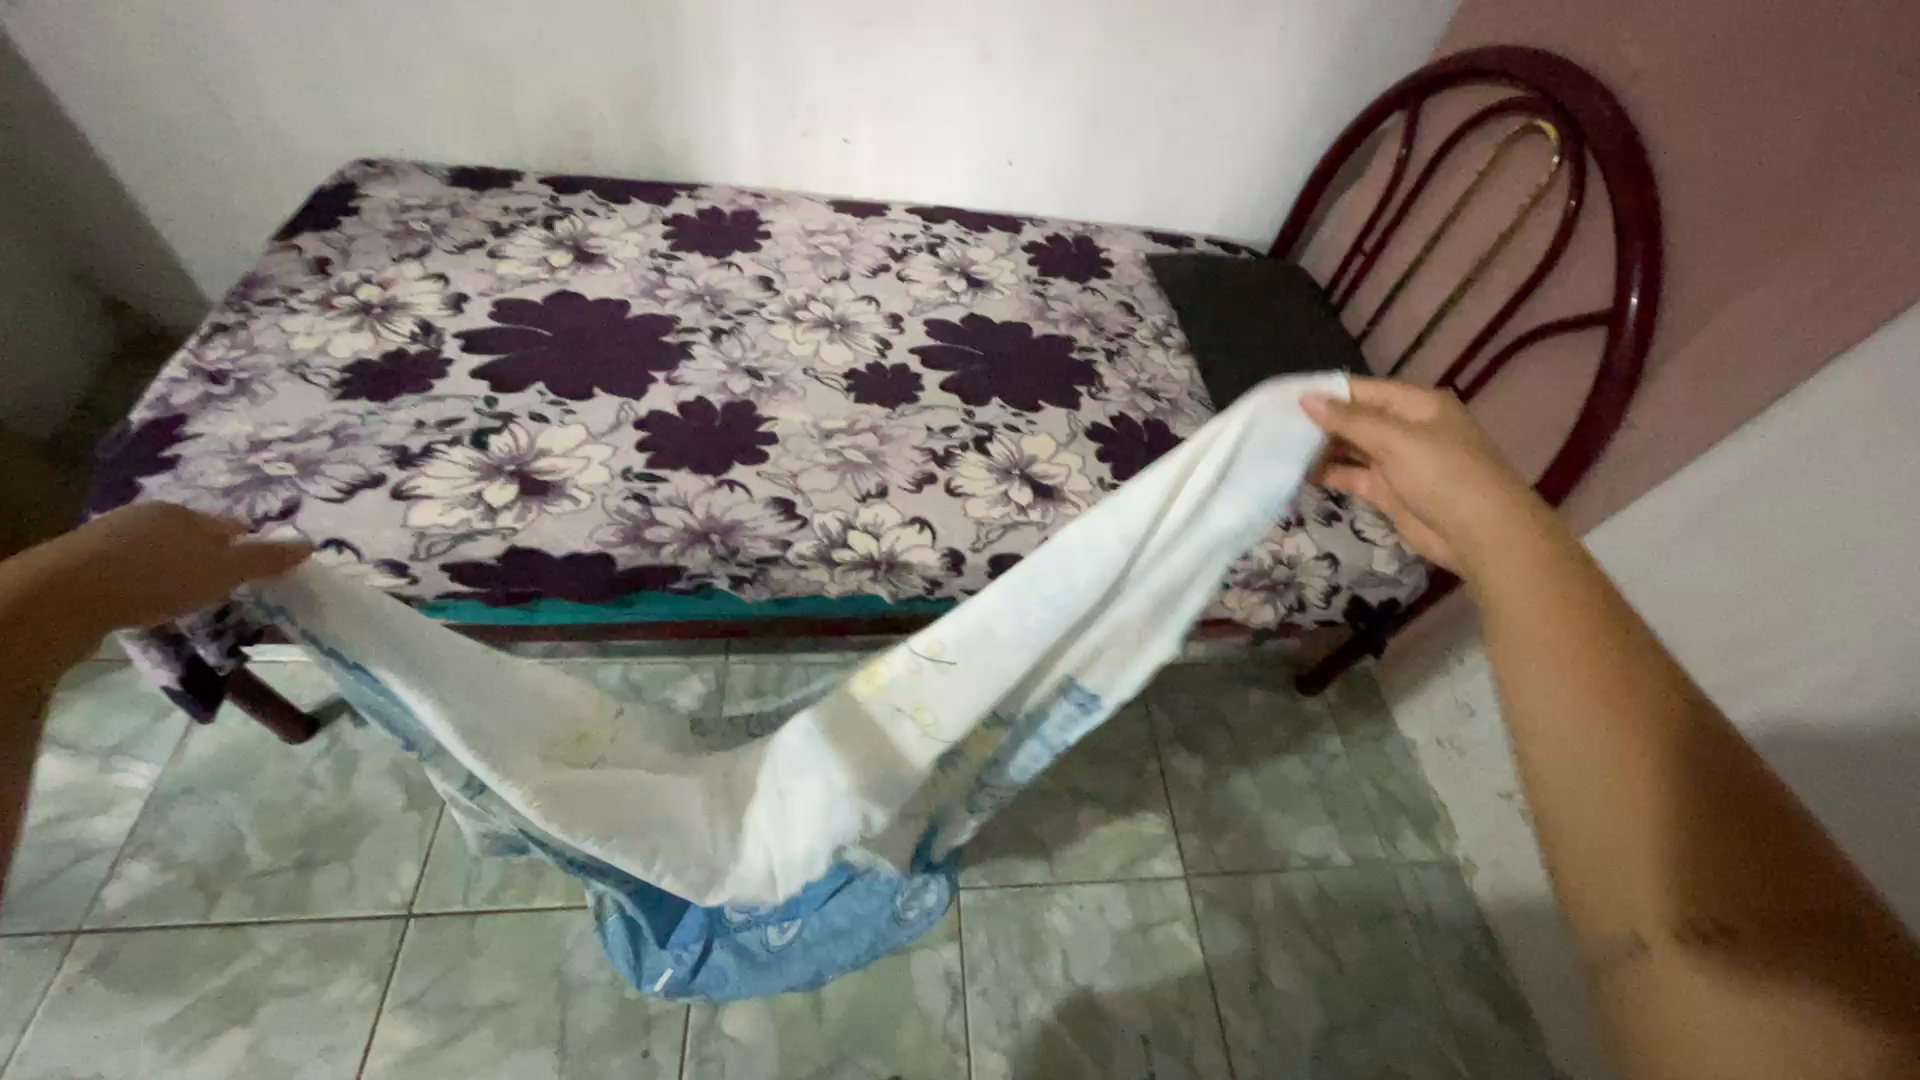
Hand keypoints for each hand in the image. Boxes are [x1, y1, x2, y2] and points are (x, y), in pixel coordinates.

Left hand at [47, 502, 312, 632]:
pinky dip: (145, 583)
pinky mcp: (80, 564)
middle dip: (213, 559)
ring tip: (189, 598)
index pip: (231, 526)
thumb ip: (267, 558)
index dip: (250, 547)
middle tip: (228, 587)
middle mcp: (146, 516)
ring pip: (160, 553)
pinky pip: (129, 569)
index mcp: (183, 512)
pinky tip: (148, 602)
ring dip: (177, 571)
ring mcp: (108, 538)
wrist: (58, 598)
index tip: (260, 572)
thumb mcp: (225, 570)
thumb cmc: (156, 577)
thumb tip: (311, 544)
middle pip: (194, 538)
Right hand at [1301, 378, 1550, 579]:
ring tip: (1280, 448)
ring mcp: (1396, 461)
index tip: (1285, 399)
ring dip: (1320, 449)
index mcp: (1416, 406)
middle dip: (1319, 422)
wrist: (1480, 533)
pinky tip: (1299, 473)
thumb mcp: (1396, 440)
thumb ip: (1349, 421)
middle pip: (1354, 419)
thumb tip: (1306, 399)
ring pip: (1350, 448)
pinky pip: (1351, 475)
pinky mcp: (1387, 490)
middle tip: (1275, 426)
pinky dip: (1328, 474)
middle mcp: (1405, 429)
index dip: (1326, 393)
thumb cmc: (1443, 475)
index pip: (1362, 390)